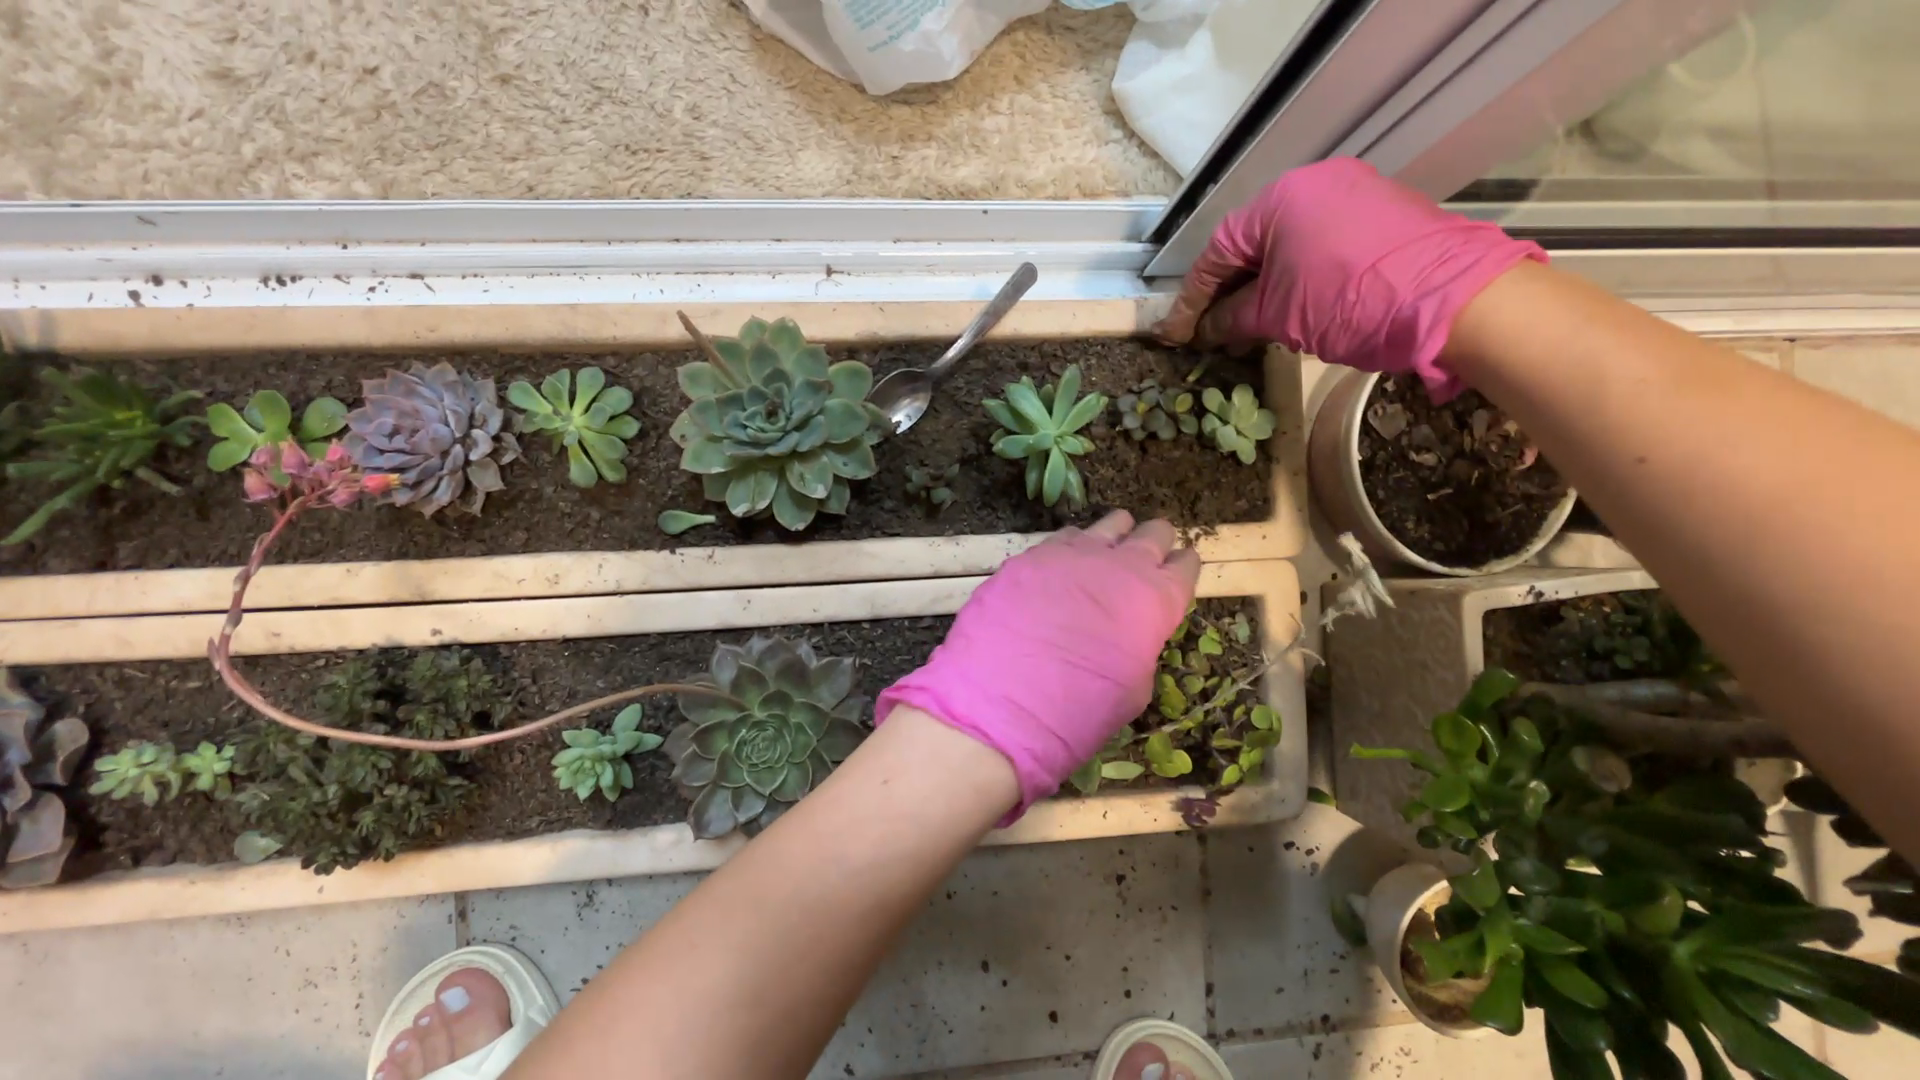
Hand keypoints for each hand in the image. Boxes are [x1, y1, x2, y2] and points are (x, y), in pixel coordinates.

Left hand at [874, 510, 1200, 818]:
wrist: (1003, 700)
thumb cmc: (1080, 709)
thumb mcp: (1132, 689)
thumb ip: (1139, 647)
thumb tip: (1128, 633)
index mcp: (1155, 600)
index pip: (1186, 566)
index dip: (1183, 567)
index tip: (1177, 572)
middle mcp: (1122, 565)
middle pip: (1153, 533)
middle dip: (1154, 541)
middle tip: (1146, 556)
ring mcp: (1075, 554)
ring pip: (1109, 525)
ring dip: (1115, 535)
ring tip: (1107, 552)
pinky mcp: (1034, 554)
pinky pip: (1065, 538)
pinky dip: (1072, 546)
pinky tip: (1064, 564)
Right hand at [1151, 157, 1545, 400]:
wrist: (1453, 300)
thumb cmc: (1348, 302)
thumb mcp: (1278, 315)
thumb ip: (1233, 318)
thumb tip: (1206, 329)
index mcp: (1280, 199)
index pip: (1218, 252)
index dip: (1192, 299)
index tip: (1176, 335)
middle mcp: (1314, 184)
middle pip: (1252, 243)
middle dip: (1228, 292)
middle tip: (1211, 332)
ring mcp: (1353, 195)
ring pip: (1288, 244)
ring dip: (1263, 286)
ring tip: (1248, 326)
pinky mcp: (1382, 215)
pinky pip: (1320, 244)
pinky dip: (1298, 276)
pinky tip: (1291, 308)